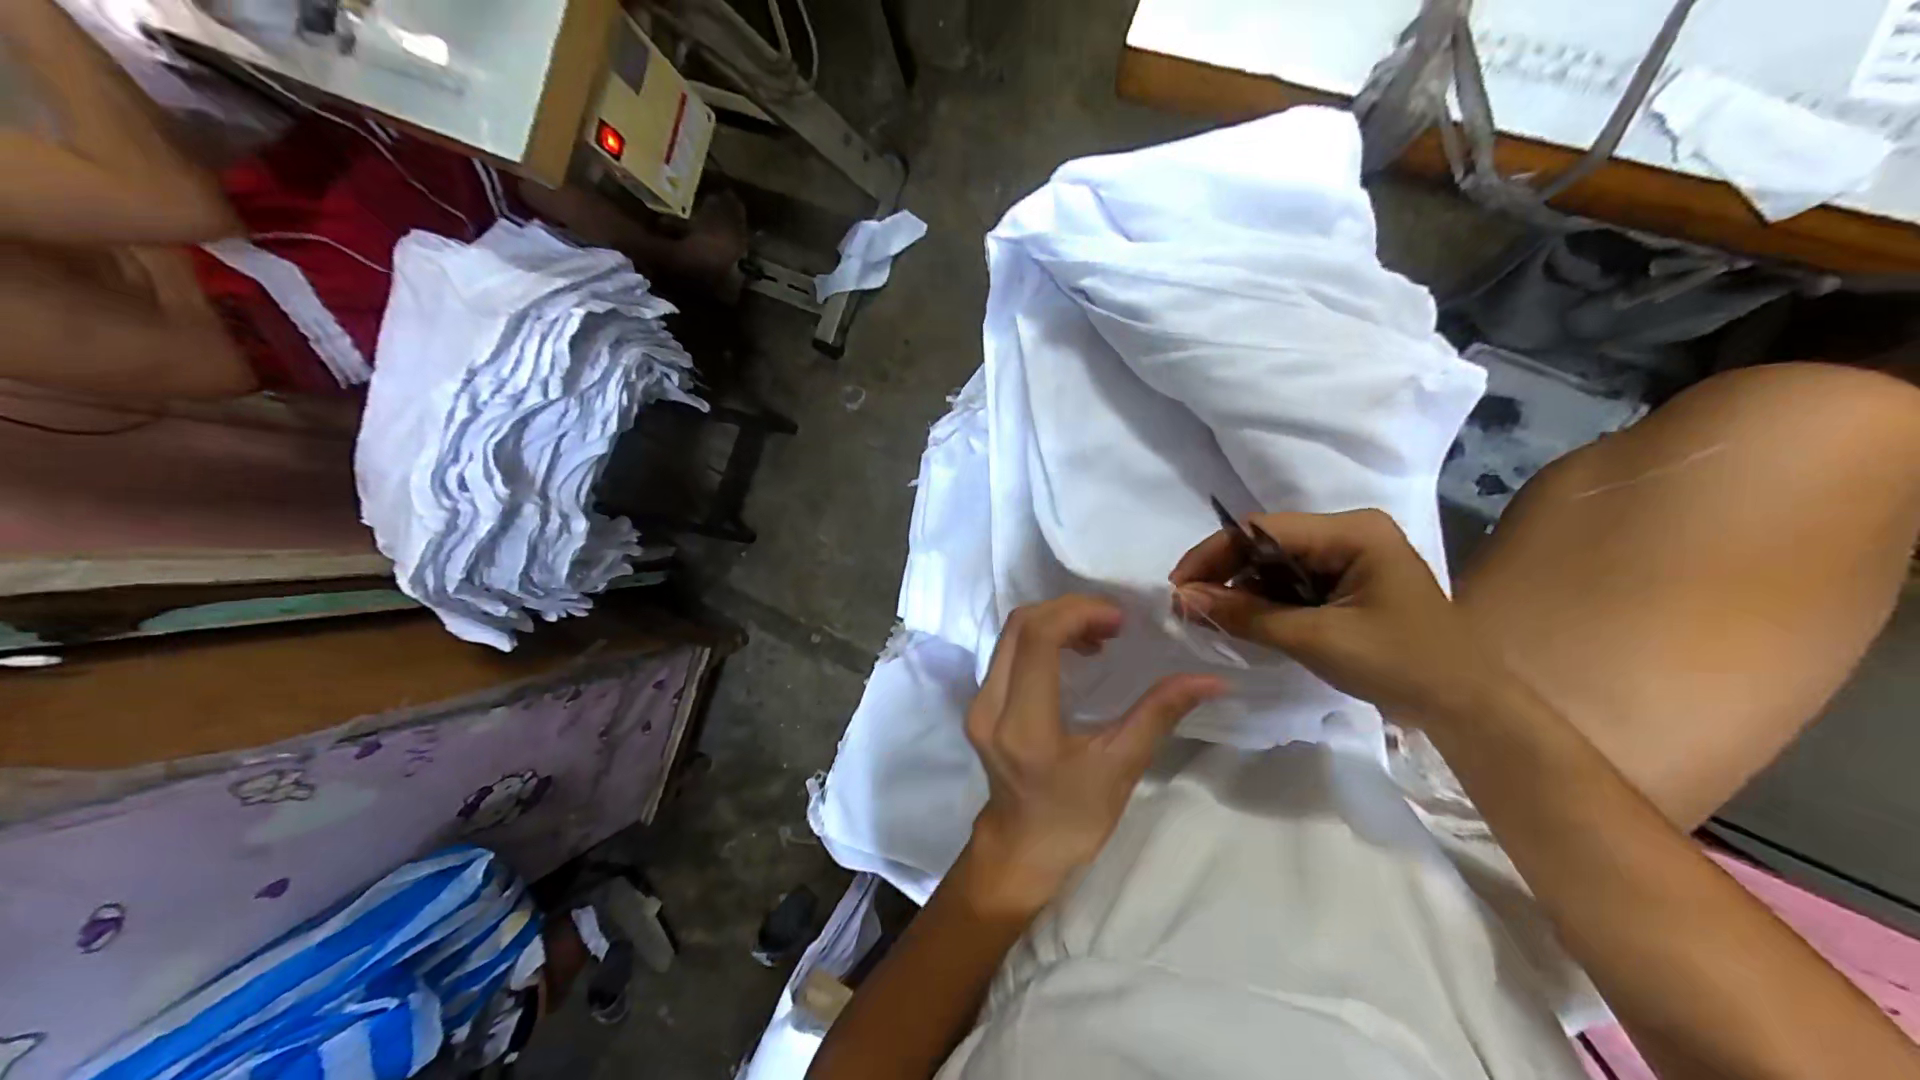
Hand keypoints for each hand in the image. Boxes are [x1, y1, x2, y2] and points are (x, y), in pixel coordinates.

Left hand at [962, 595, 1223, 914]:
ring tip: (1101, 634)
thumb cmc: (1075, 818)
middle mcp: (989, 706)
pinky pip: (1008, 650)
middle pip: (1021, 625)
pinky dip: (1043, 636)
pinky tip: (1077, 650)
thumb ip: (1159, 713)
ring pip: (1011, 633)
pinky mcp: (980, 702)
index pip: (1038, 639)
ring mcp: (978, 702)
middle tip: (1115, 622)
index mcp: (1024, 725)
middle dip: (1070, 610)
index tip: (1119, 620)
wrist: (1022, 848)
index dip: (1078, 613)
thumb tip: (1210, 678)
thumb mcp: (1122, 766)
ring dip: (1056, 620)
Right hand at [1169, 508, 1507, 728]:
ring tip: (1205, 616)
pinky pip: (1291, 584)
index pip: (1263, 530)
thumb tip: (1183, 599)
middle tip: (1186, 606)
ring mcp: (1348, 558)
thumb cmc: (1400, 664)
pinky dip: (1263, 602)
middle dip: (1224, 573)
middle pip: (1266, 544)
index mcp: (1353, 531)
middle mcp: (1348, 533)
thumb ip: (1247, 616)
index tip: (1178, 586)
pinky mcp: (1346, 583)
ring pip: (1274, 565)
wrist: (1466, 707)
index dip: (1214, 554)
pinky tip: (1239, 621)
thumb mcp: (1316, 639)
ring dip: (1240, 590)